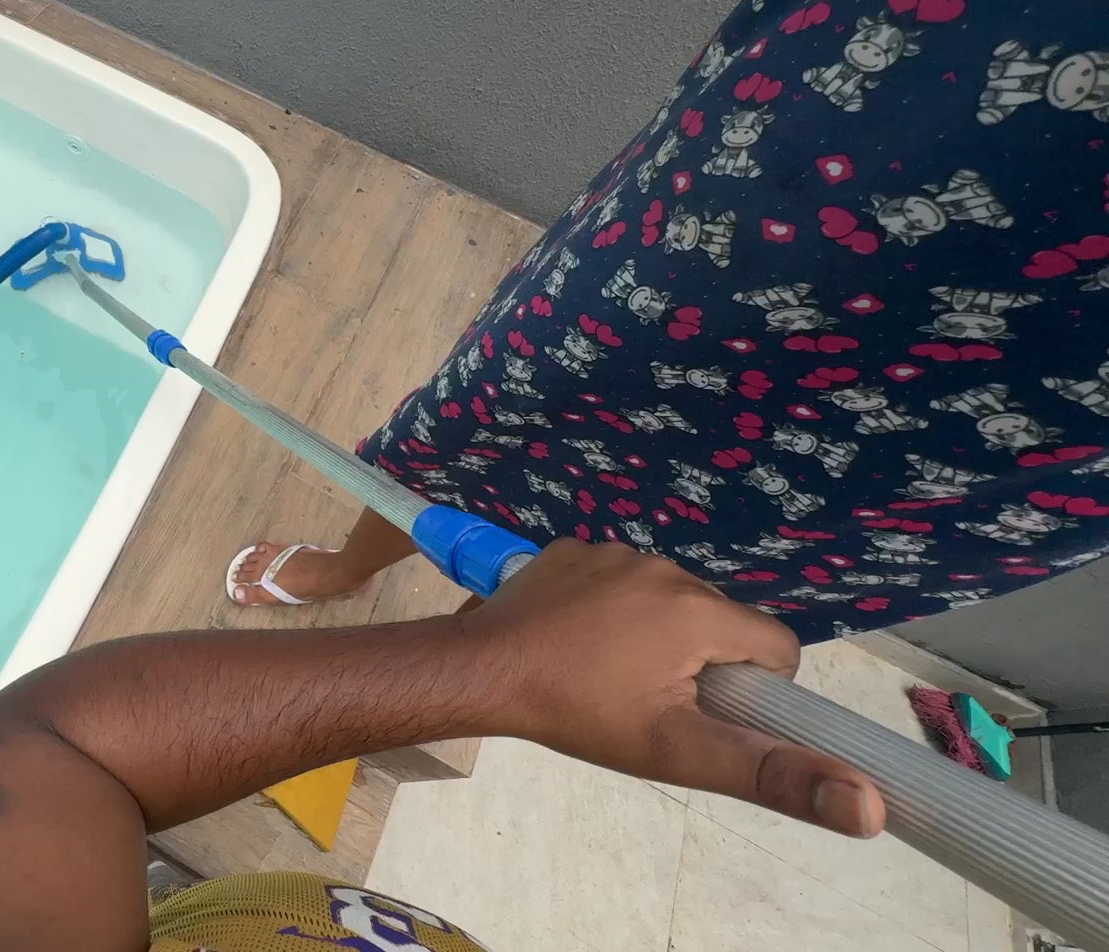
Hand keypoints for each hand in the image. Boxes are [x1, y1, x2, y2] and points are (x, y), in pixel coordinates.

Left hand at [469, 539, 885, 837]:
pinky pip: (615, 577)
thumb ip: (771, 772)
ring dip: (655, 628)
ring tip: (607, 663)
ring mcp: (606, 550)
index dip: (754, 687)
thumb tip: (872, 806)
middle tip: (647, 691)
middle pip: (718, 617)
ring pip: (666, 595)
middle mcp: (657, 564)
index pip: (775, 644)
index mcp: (696, 608)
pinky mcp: (566, 548)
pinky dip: (610, 602)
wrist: (482, 669)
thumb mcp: (675, 749)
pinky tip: (576, 631)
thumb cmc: (578, 710)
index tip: (703, 708)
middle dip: (702, 656)